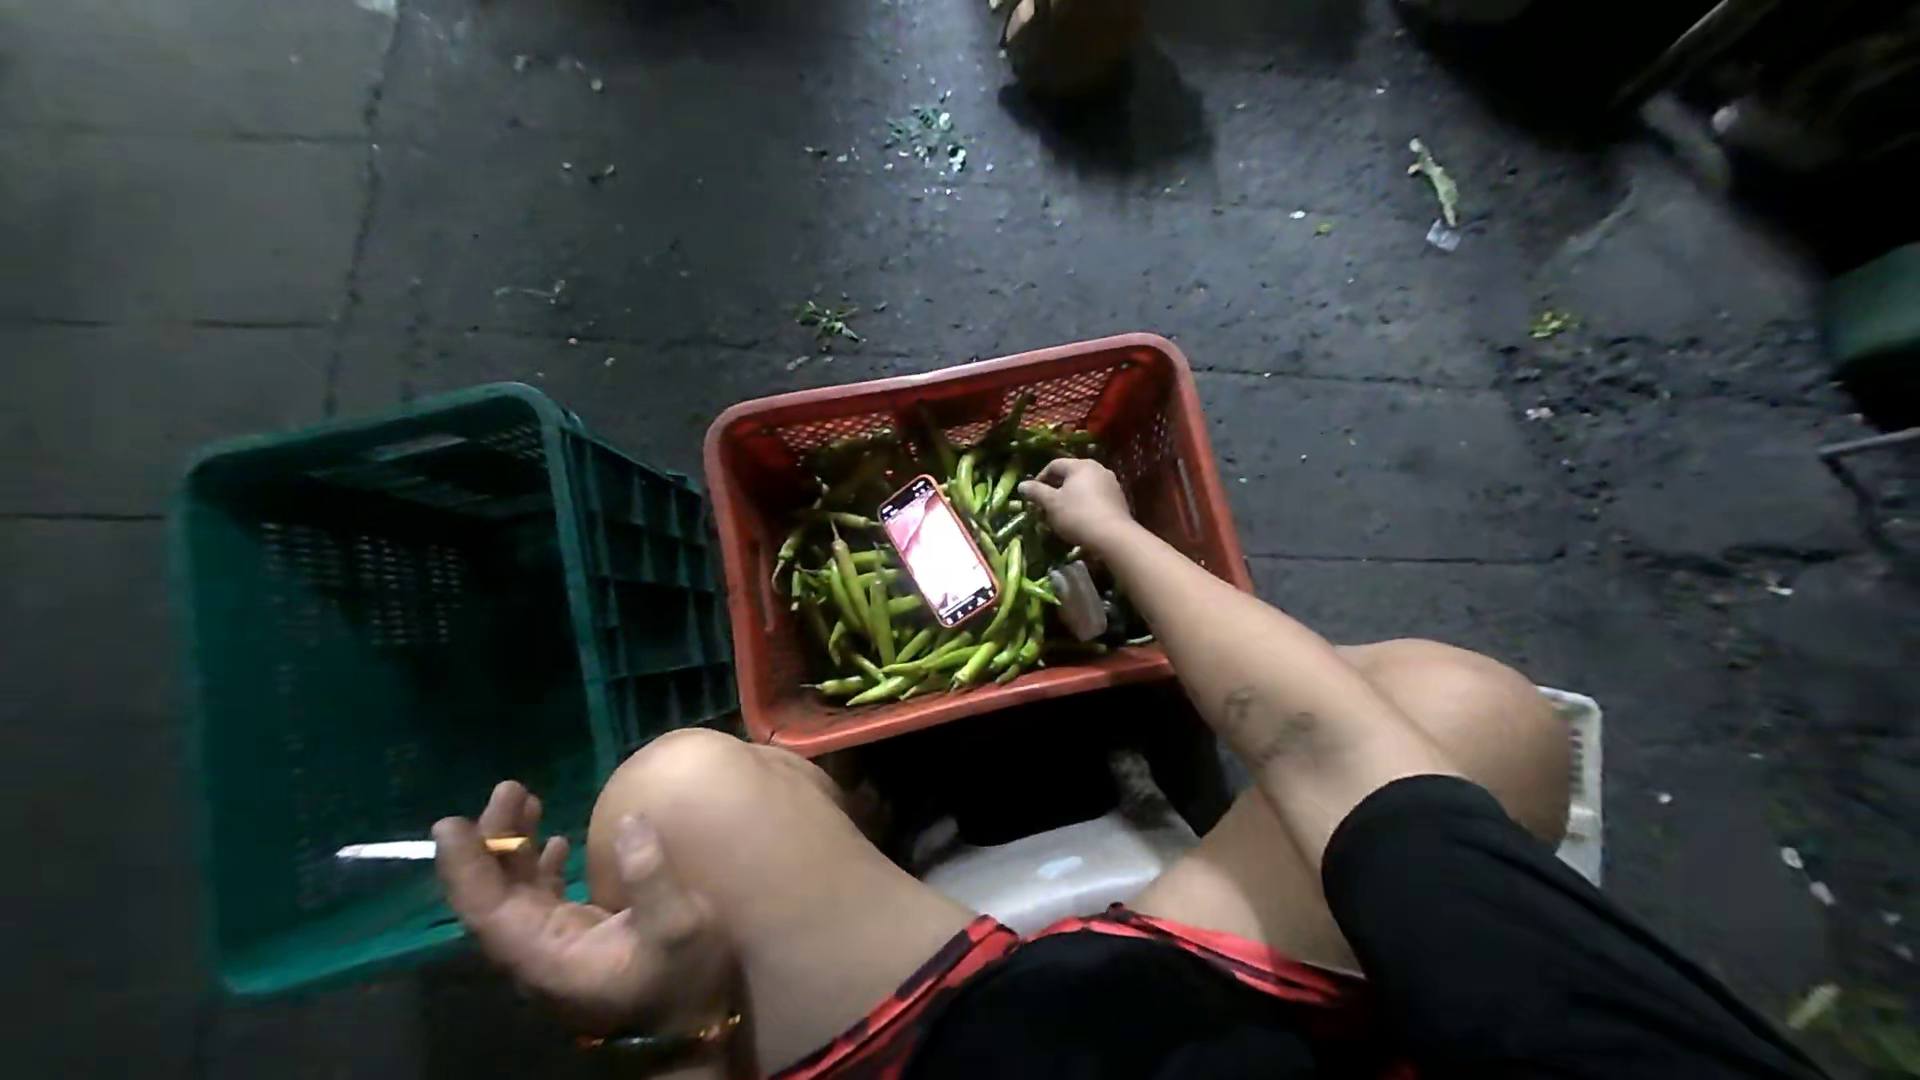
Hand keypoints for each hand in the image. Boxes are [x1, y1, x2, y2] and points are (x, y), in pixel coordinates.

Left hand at [434, 781, 734, 1036]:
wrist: (694, 1024)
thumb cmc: (683, 979)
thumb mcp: (678, 926)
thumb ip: (650, 876)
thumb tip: (631, 821)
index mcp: (547, 958)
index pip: (487, 911)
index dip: (465, 869)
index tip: (451, 824)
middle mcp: (538, 954)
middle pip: (495, 896)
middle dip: (492, 843)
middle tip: (509, 789)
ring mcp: (556, 947)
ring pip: (515, 895)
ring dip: (514, 849)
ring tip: (525, 801)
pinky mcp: (577, 941)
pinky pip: (541, 899)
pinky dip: (540, 865)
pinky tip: (553, 841)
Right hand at [1017, 457, 1135, 552]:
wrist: (1113, 536)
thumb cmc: (1078, 515)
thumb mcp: (1051, 504)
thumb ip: (1036, 492)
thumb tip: (1022, 485)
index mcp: (1081, 465)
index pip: (1054, 465)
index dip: (1040, 478)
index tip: (1033, 495)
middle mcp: (1098, 469)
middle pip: (1070, 474)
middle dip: (1055, 488)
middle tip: (1045, 504)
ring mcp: (1111, 483)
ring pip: (1084, 486)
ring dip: (1070, 496)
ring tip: (1061, 512)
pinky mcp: (1119, 499)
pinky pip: (1095, 497)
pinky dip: (1084, 503)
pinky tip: (1080, 518)